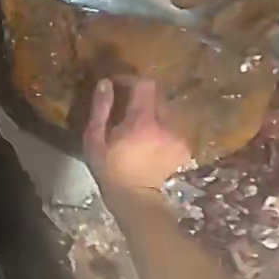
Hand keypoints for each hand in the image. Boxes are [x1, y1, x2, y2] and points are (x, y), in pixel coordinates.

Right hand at [84, 78, 193, 194]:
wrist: (135, 199)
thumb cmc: (109, 169)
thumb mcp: (95, 138)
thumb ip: (101, 108)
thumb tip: (105, 83)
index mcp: (142, 122)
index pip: (145, 85)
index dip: (131, 80)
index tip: (117, 85)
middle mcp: (166, 125)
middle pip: (158, 95)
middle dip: (141, 96)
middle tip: (125, 106)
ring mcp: (178, 137)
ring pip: (166, 110)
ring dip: (152, 111)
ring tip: (137, 124)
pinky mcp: (184, 147)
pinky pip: (172, 126)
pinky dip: (161, 126)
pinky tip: (149, 139)